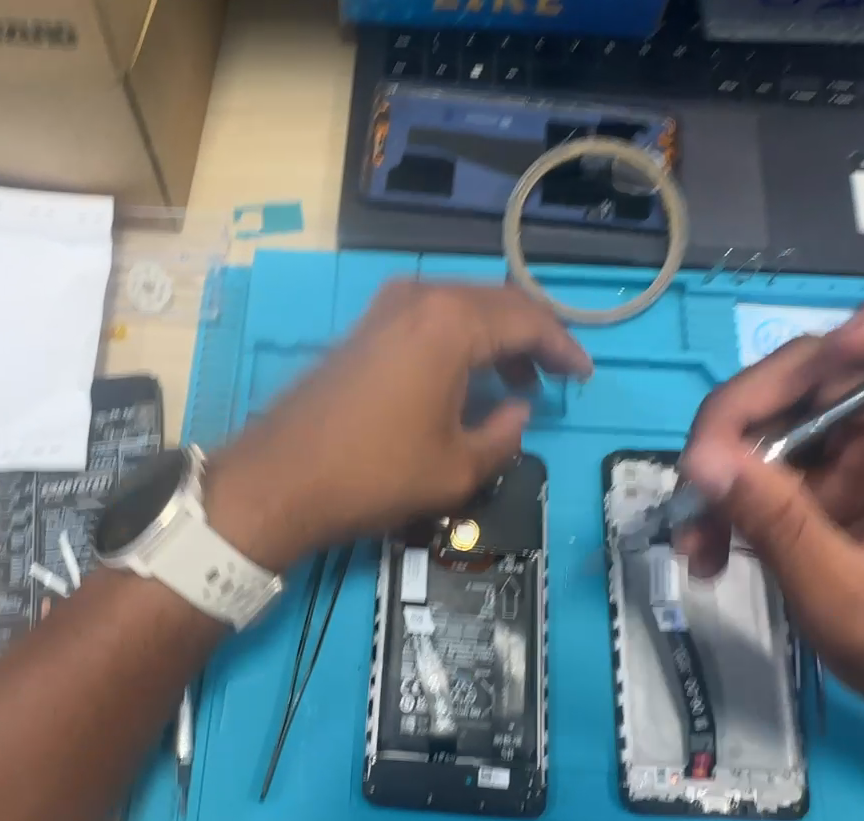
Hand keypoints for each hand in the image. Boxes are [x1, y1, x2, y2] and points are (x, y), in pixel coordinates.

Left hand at [208, 281, 590, 565]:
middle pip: (495, 303)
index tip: (582, 376)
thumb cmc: (375, 474)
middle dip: (531, 338)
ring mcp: (384, 309)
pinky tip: (464, 379)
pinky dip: (457, 343)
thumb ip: (505, 434)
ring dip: (493, 340)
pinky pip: (427, 321)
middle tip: (554, 375)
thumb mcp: (457, 467)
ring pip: (459, 309)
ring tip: (515, 385)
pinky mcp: (362, 329)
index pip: (528, 318)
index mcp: (451, 321)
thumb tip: (521, 410)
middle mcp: (419, 298)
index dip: (563, 347)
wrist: (280, 479)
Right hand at [678, 262, 863, 749]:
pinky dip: (733, 493)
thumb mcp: (849, 601)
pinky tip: (708, 548)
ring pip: (788, 403)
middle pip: (838, 354)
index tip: (842, 354)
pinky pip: (772, 454)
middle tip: (700, 472)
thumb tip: (700, 460)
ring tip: (696, 531)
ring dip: (726, 458)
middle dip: (754, 404)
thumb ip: (778, 524)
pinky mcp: (843, 472)